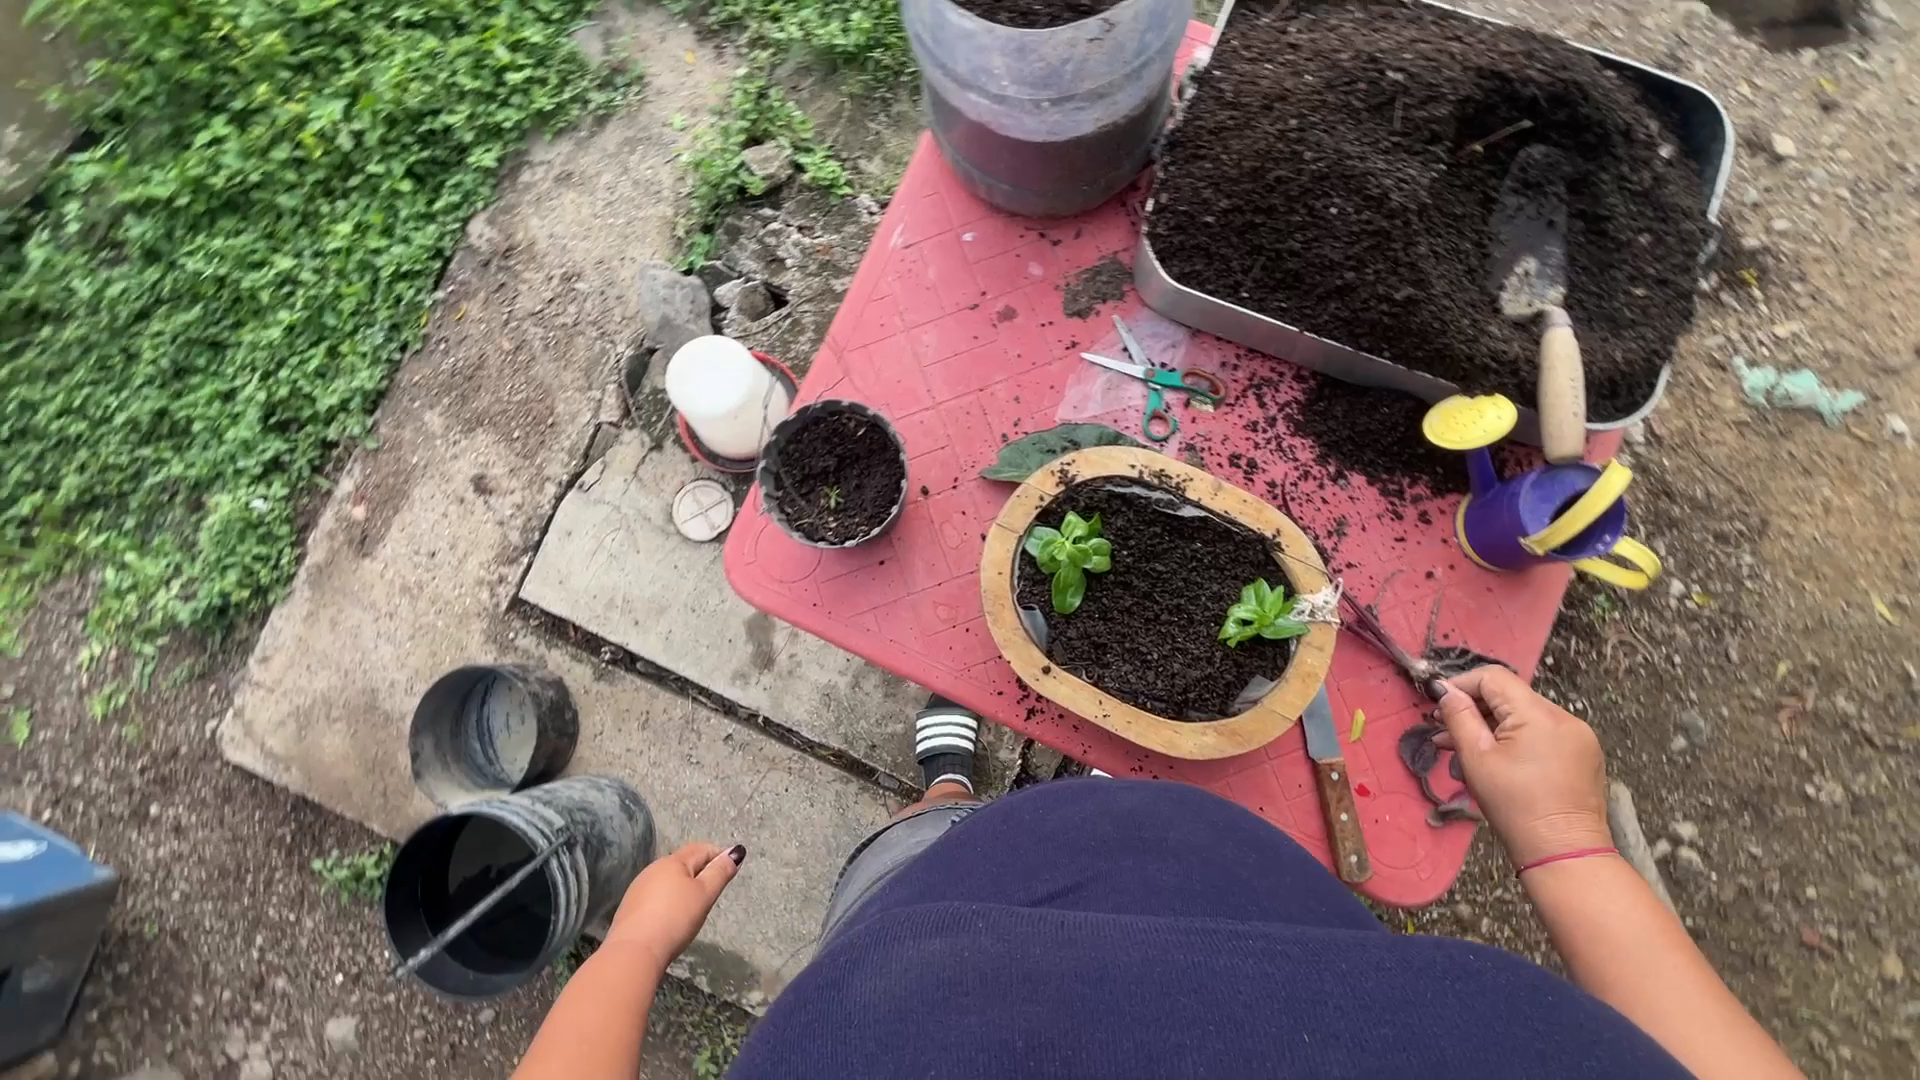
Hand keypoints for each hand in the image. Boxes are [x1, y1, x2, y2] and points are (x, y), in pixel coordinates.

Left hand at [604, 843, 743, 972]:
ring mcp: (638, 888)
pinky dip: (667, 902)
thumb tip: (735, 850)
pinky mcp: (629, 908)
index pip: (702, 849)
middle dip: (700, 872)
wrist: (633, 953)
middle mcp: (654, 869)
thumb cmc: (675, 919)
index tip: (728, 872)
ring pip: (668, 880)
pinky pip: (655, 896)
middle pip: (683, 863)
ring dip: (682, 888)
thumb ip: (720, 871)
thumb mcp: (705, 895)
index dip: (718, 856)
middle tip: (712, 893)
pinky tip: (670, 919)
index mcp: (673, 862)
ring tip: (692, 909)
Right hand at [1435, 666, 1611, 867]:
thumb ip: (1458, 716)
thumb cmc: (1513, 804)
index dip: (1461, 685)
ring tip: (1461, 747)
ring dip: (1491, 725)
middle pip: (1509, 696)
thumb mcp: (1476, 757)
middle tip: (1442, 730)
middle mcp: (1565, 718)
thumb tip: (1445, 690)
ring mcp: (1579, 737)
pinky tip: (1494, 758)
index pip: (1494, 678)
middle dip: (1473, 708)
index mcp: (1540, 715)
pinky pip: (1541, 733)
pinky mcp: (1583, 754)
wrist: (1563, 851)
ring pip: (1523, 715)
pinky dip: (1514, 738)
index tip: (1437, 704)